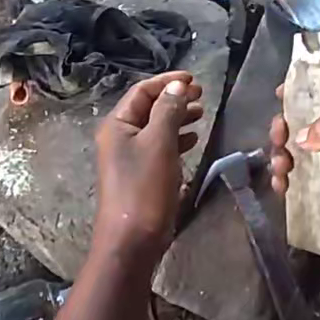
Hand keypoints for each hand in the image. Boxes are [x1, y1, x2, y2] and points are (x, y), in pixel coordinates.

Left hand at [93, 71, 203, 254]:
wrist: (132, 239)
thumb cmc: (144, 187)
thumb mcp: (159, 143)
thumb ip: (168, 111)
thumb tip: (178, 86)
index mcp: (117, 125)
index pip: (142, 91)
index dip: (168, 82)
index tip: (195, 80)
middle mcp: (119, 137)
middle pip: (148, 108)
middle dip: (174, 99)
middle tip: (201, 96)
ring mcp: (129, 158)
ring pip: (155, 128)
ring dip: (177, 118)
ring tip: (201, 115)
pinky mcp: (140, 175)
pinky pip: (159, 147)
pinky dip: (176, 139)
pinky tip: (192, 140)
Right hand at [268, 96, 319, 245]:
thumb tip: (301, 135)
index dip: (304, 94)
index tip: (280, 97)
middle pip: (308, 123)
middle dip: (287, 130)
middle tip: (278, 139)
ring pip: (300, 151)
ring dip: (283, 156)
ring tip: (280, 168)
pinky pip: (303, 176)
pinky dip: (288, 178)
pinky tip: (281, 186)